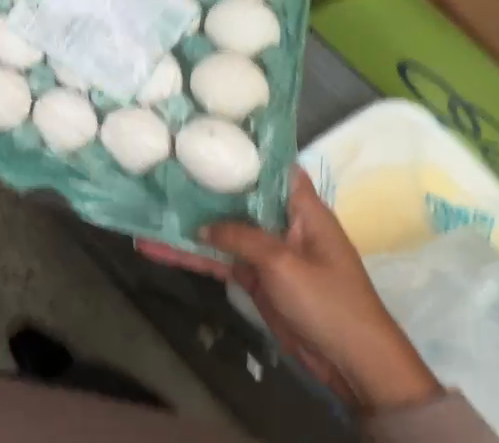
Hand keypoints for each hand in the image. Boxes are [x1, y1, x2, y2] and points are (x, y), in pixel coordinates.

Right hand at [137, 167, 442, 413]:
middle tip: (159, 164)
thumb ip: (240, 236)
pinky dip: (188, 254)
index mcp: (304, 211)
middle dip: (201, 184)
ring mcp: (266, 252)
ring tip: (145, 208)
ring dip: (186, 222)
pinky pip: (215, 259)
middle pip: (238, 197)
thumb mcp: (283, 263)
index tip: (206, 133)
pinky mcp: (254, 277)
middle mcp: (283, 225)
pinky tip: (154, 248)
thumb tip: (201, 225)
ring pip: (220, 228)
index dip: (245, 150)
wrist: (353, 364)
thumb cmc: (329, 302)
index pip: (274, 169)